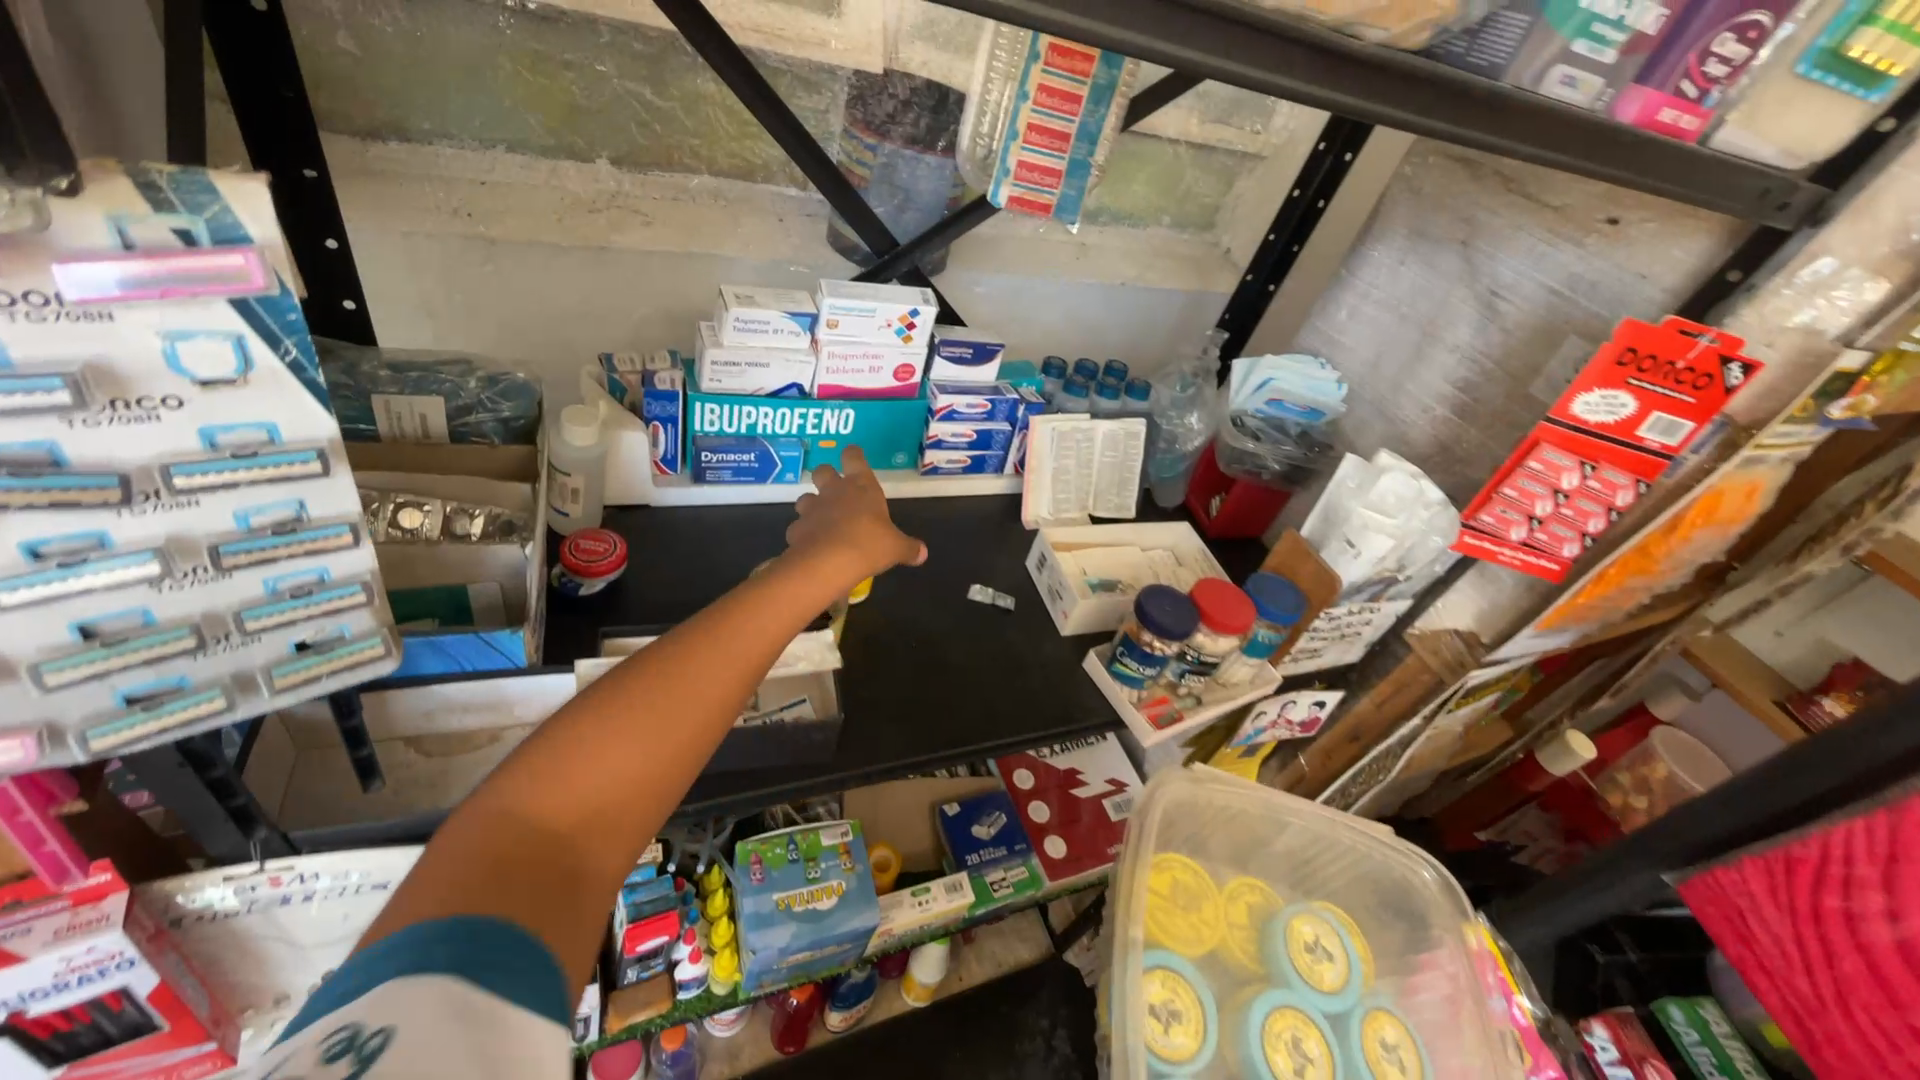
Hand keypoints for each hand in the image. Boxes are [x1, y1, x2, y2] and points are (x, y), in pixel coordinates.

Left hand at [786, 446, 926, 580]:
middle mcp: (834, 491)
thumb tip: (922, 553)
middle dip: (826, 476)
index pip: (854, 457)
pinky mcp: (796, 529)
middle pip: (822, 470)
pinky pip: (798, 528)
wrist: (828, 562)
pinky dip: (803, 534)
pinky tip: (812, 546)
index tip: (854, 456)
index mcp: (861, 486)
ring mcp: (812, 509)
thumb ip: (909, 548)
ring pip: (805, 498)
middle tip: (834, 489)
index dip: (853, 455)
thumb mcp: (896, 548)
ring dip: (811, 506)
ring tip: (821, 521)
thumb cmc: (869, 544)